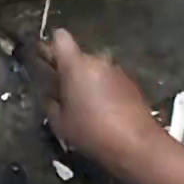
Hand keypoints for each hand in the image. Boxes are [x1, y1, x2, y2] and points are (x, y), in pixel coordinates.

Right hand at [40, 29, 163, 166]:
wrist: (138, 146)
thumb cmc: (91, 131)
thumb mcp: (59, 122)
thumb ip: (50, 102)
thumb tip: (51, 95)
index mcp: (75, 64)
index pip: (59, 37)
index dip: (50, 46)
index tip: (46, 61)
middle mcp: (96, 60)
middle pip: (77, 56)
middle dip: (70, 70)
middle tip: (64, 92)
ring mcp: (116, 71)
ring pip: (94, 69)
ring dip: (88, 81)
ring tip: (85, 105)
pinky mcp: (131, 84)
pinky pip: (109, 80)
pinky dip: (104, 90)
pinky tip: (104, 112)